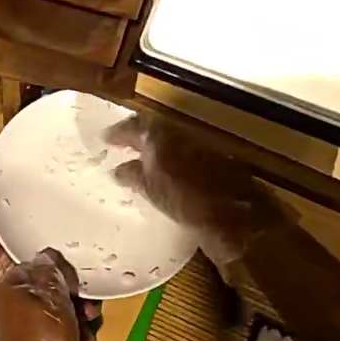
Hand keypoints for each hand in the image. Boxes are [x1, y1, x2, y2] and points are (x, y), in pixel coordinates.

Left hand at [0, 250, 84, 340]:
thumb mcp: (54, 304)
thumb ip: (52, 275)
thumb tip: (47, 254)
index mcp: (11, 289)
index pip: (40, 266)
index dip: (64, 274)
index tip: (81, 287)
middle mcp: (11, 306)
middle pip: (52, 292)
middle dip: (76, 302)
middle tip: (91, 314)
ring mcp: (19, 332)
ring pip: (58, 316)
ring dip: (79, 325)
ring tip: (88, 340)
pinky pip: (54, 338)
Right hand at [107, 115, 290, 263]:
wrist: (233, 214)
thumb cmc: (185, 200)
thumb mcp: (152, 189)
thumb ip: (133, 176)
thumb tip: (118, 170)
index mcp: (161, 137)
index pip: (134, 126)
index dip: (118, 132)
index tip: (106, 138)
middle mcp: (181, 135)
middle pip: (154, 130)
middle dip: (137, 137)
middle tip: (122, 144)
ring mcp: (200, 147)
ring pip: (170, 141)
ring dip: (154, 148)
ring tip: (139, 160)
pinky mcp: (214, 163)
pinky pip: (184, 154)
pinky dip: (170, 160)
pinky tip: (165, 175)